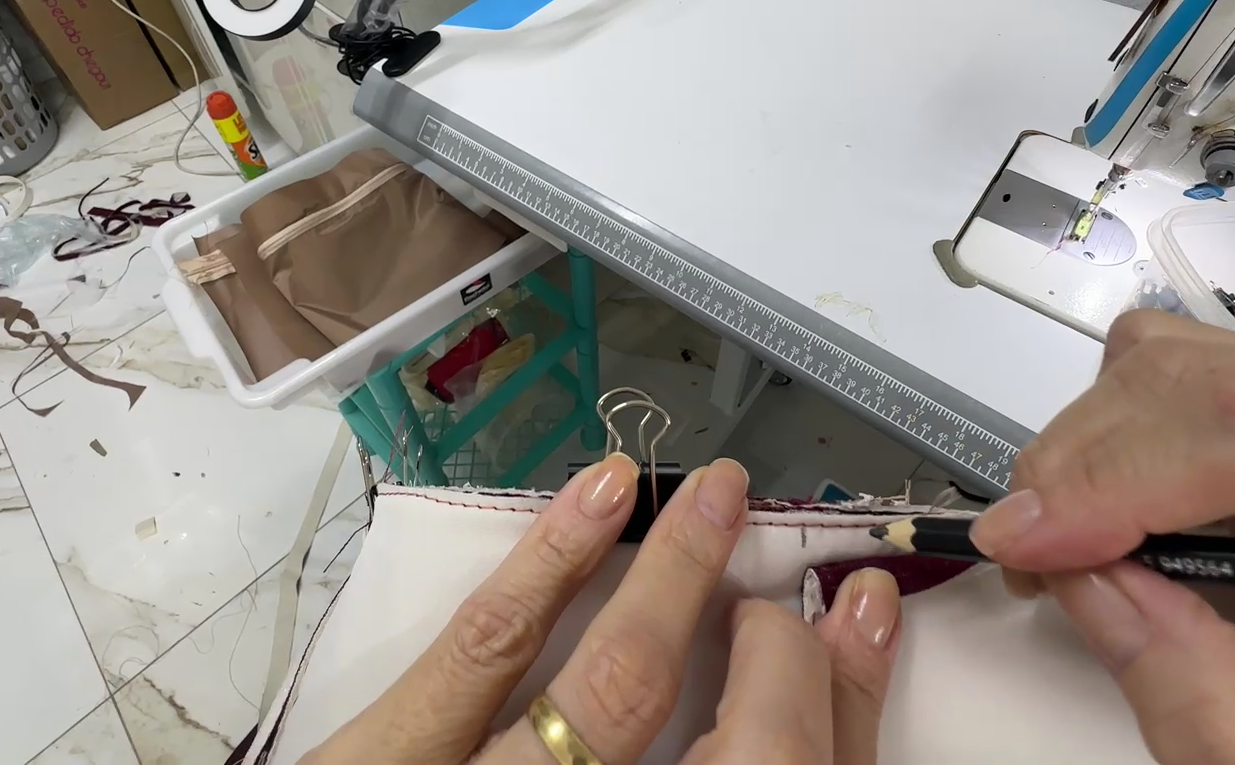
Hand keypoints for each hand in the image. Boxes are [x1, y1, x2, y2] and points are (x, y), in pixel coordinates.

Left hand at [298, 456, 902, 764]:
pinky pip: (485, 647)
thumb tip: (731, 723)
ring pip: (613, 683)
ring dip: (677, 576)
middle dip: (776, 654)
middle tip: (806, 575)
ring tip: (719, 495)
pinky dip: (555, 563)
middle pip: (723, 750)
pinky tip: (602, 495)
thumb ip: (656, 755)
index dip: (831, 706)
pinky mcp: (385, 759)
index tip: (849, 629)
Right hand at [974, 310, 1234, 763]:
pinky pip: (1176, 384)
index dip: (1120, 470)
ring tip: (1069, 539)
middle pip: (1200, 378)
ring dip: (1089, 447)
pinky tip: (1116, 515)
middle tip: (1026, 555)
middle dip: (1082, 462)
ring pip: (1174, 364)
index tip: (1024, 542)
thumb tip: (1074, 574)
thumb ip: (1211, 697)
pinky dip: (1112, 439)